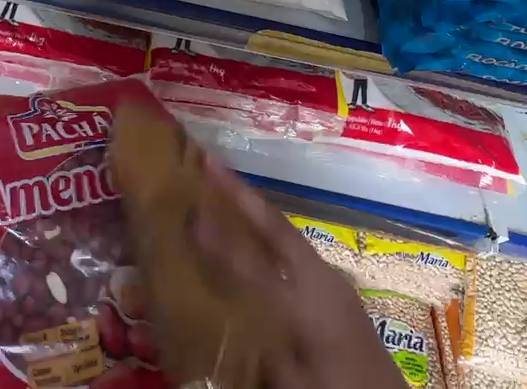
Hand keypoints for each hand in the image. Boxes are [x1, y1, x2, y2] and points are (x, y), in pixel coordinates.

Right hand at [188, 158, 407, 388]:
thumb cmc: (338, 387)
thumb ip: (258, 344)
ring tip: (225, 188)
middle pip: (278, 229)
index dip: (217, 239)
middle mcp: (324, 282)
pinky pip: (298, 251)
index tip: (187, 210)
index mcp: (310, 304)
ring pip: (289, 236)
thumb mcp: (294, 379)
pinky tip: (255, 236)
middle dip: (242, 194)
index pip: (254, 265)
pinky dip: (271, 233)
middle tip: (208, 160)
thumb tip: (224, 317)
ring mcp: (335, 284)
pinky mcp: (339, 293)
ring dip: (257, 210)